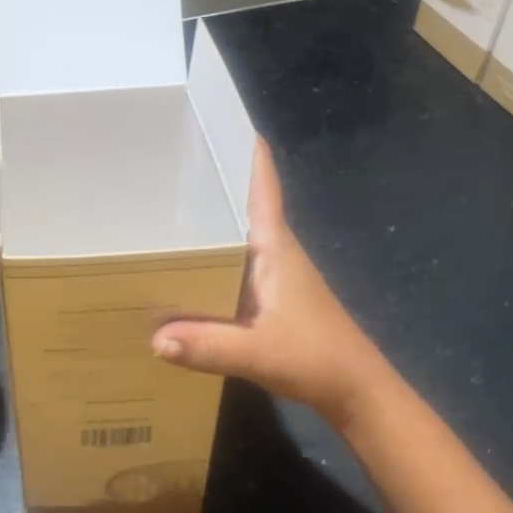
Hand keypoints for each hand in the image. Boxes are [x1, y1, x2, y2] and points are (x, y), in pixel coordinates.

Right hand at [151, 139, 391, 427]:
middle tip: (168, 154)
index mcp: (274, 246)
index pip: (263, 186)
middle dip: (211, 177)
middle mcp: (273, 249)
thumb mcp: (260, 353)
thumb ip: (209, 346)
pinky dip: (209, 250)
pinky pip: (231, 258)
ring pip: (235, 231)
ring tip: (164, 197)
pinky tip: (183, 258)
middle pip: (241, 201)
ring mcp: (272, 272)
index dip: (249, 151)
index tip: (224, 118)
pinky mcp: (268, 294)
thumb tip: (154, 338)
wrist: (358, 394)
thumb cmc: (317, 358)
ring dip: (208, 214)